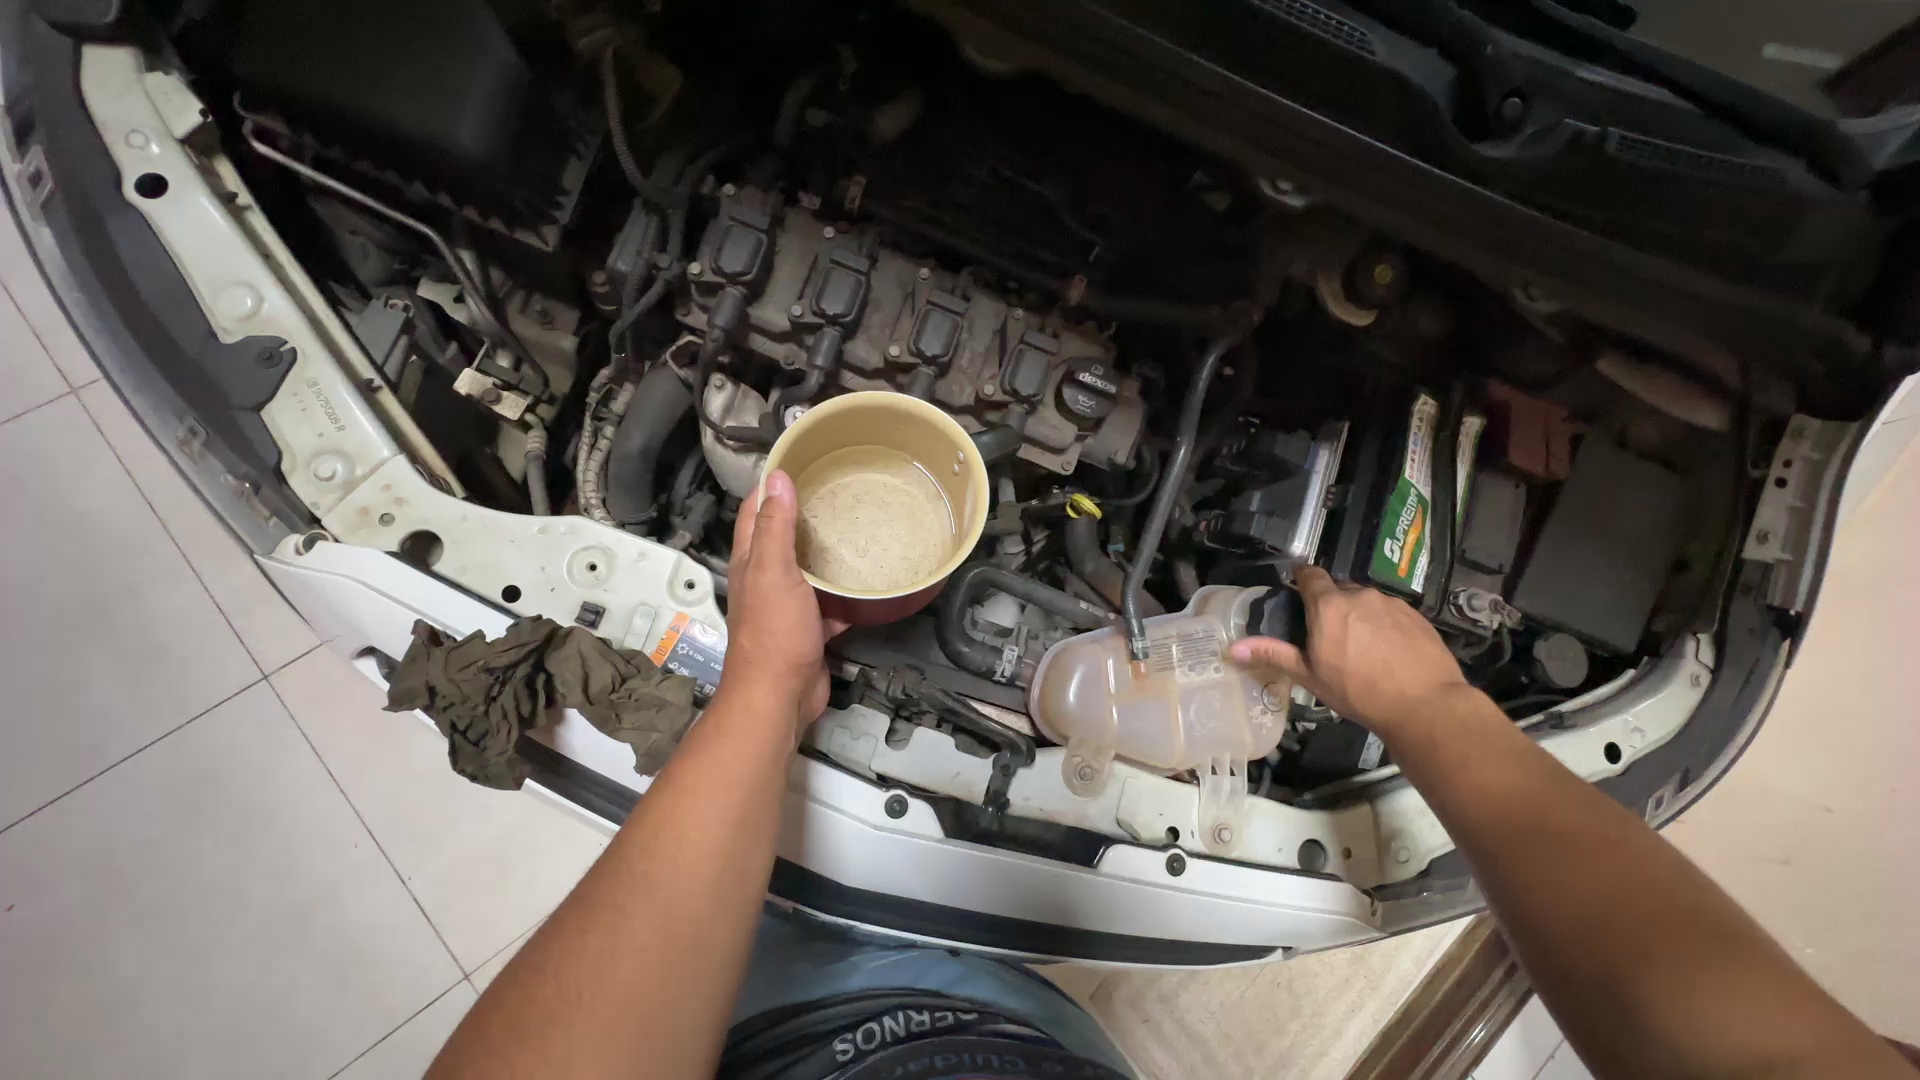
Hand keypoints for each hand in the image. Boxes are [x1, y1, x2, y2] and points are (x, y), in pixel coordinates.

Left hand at [717, 469, 849, 736]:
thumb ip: (775, 527)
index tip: (803, 460)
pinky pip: (829, 602)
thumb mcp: (773, 572)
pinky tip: (867, 582)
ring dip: (827, 552)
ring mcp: (787, 604)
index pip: (756, 510)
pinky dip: (845, 593)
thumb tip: (776, 477)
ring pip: (809, 569)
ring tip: (858, 527)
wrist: (780, 696)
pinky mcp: (809, 628)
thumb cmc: (774, 633)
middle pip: (784, 536)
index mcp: (750, 560)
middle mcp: (765, 578)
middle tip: (841, 490)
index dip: (772, 484)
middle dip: (806, 513)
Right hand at [1230, 565, 1473, 739]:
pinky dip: (1385, 625)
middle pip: (1339, 590)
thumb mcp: (1310, 676)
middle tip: (1329, 635)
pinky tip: (1388, 652)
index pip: (1310, 574)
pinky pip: (1391, 613)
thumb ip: (1273, 654)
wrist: (1425, 706)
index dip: (1302, 581)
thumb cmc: (1359, 691)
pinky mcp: (1417, 616)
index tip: (1298, 595)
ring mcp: (1391, 603)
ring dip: (1360, 616)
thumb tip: (1233, 648)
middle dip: (1331, 605)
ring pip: (1367, 601)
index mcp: (1328, 606)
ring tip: (1362, 648)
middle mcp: (1360, 595)